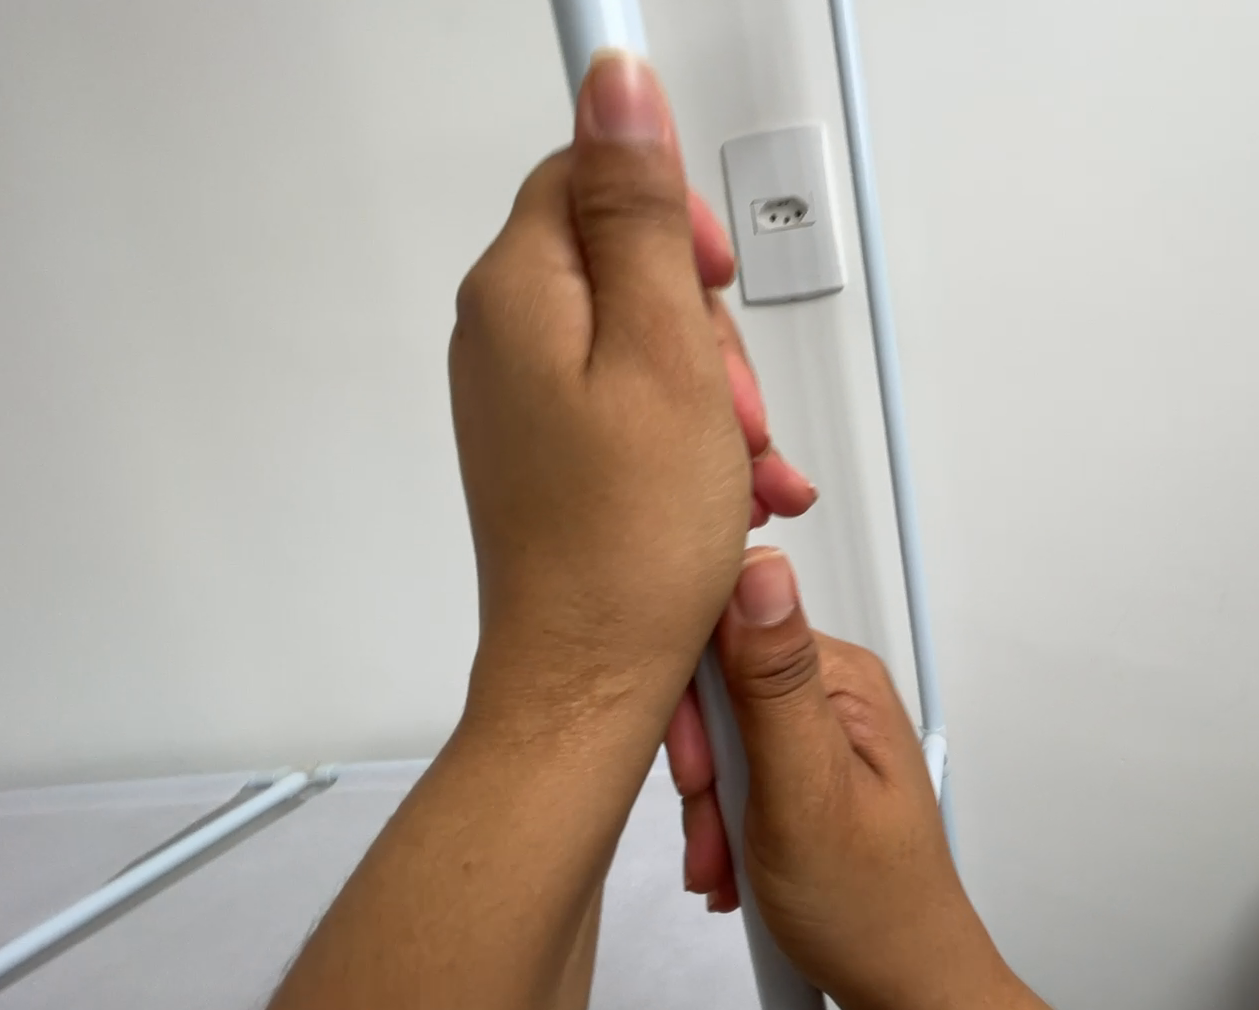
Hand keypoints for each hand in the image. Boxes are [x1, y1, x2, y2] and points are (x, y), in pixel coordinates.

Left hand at [450, 53, 808, 723]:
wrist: (596, 672)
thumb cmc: (630, 541)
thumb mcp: (666, 356)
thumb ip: (643, 217)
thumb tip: (617, 88)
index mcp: (522, 298)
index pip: (587, 180)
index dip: (671, 219)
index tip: (715, 277)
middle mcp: (513, 344)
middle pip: (633, 276)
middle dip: (707, 336)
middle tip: (732, 407)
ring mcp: (538, 405)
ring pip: (653, 351)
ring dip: (718, 401)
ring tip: (745, 469)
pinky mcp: (567, 454)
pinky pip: (645, 412)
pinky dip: (699, 441)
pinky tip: (739, 490)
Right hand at [667, 551, 1117, 1009]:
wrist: (902, 979)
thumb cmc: (870, 904)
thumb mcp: (806, 790)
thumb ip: (773, 680)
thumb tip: (760, 568)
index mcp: (841, 677)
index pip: (731, 626)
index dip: (692, 697)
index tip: (696, 766)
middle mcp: (832, 692)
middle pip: (720, 683)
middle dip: (701, 764)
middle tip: (715, 825)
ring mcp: (817, 729)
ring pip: (720, 733)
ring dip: (708, 802)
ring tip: (729, 858)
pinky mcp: (801, 763)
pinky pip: (735, 766)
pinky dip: (721, 815)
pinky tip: (735, 858)